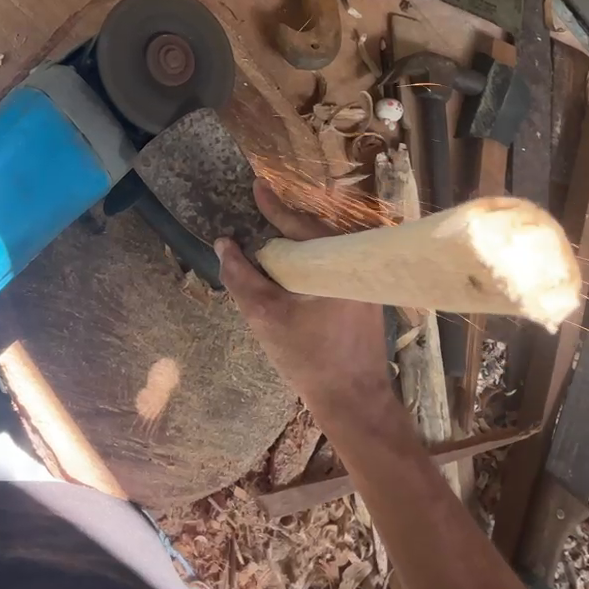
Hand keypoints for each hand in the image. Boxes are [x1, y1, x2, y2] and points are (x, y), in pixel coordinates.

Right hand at [216, 181, 392, 415]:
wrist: (356, 403)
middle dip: (286, 225)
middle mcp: (355, 267)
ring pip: (324, 253)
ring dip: (298, 247)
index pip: (299, 225)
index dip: (273, 207)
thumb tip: (223, 244)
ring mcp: (363, 285)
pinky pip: (332, 270)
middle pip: (314, 235)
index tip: (256, 185)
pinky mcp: (365, 302)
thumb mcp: (264, 317)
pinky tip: (292, 275)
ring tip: (272, 244)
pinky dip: (309, 265)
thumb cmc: (309, 357)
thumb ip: (240, 277)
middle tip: (261, 213)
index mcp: (334, 264)